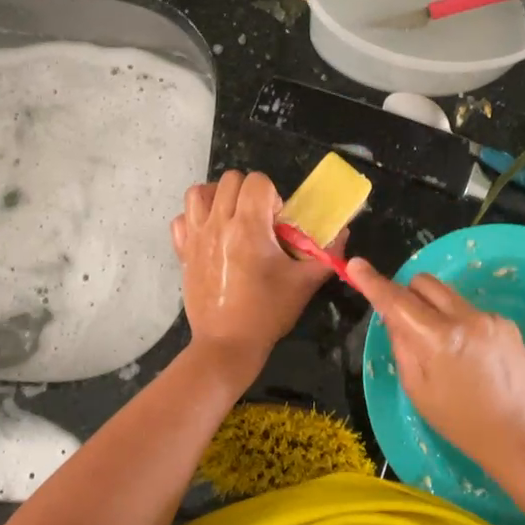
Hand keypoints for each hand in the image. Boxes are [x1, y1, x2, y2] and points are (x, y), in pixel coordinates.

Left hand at [170, 171, 338, 382]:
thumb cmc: (268, 312)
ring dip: (217, 197)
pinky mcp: (182, 252)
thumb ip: (326, 254)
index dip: (272, 195)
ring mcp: (196, 237)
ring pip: (199, 193)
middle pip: (230, 180)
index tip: (277, 222)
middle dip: (249, 192)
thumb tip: (342, 232)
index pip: (257, 181)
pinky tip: (210, 235)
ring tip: (232, 218)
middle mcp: (219, 224)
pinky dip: (195, 219)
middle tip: (259, 220)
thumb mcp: (305, 282)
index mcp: (249, 227)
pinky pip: (182, 219)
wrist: (227, 344)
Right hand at [347, 257, 524, 467]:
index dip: (373, 282)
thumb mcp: (417, 388)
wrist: (518, 432)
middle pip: (423, 283)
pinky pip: (470, 310)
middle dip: (408, 294)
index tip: (356, 266)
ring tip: (446, 348)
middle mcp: (465, 318)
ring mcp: (489, 317)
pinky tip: (471, 356)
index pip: (397, 300)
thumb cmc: (459, 420)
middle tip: (407, 322)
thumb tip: (392, 315)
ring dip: (435, 309)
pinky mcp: (506, 322)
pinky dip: (460, 323)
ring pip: (448, 295)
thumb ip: (401, 344)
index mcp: (438, 339)